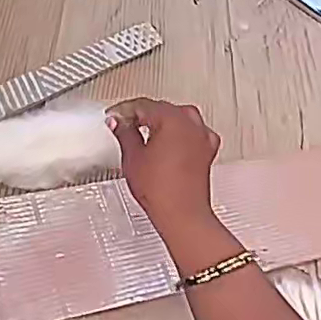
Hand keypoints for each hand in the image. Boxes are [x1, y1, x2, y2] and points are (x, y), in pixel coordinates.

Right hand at [107, 98, 222, 236]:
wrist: (182, 214)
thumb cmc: (161, 190)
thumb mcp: (132, 157)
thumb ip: (124, 133)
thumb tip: (119, 123)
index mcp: (172, 120)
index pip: (143, 105)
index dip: (123, 110)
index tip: (114, 116)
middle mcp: (191, 125)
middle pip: (162, 108)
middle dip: (141, 113)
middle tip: (123, 122)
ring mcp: (202, 137)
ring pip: (178, 117)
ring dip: (160, 121)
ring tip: (142, 130)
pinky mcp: (206, 151)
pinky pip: (192, 132)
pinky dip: (178, 133)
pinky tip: (166, 142)